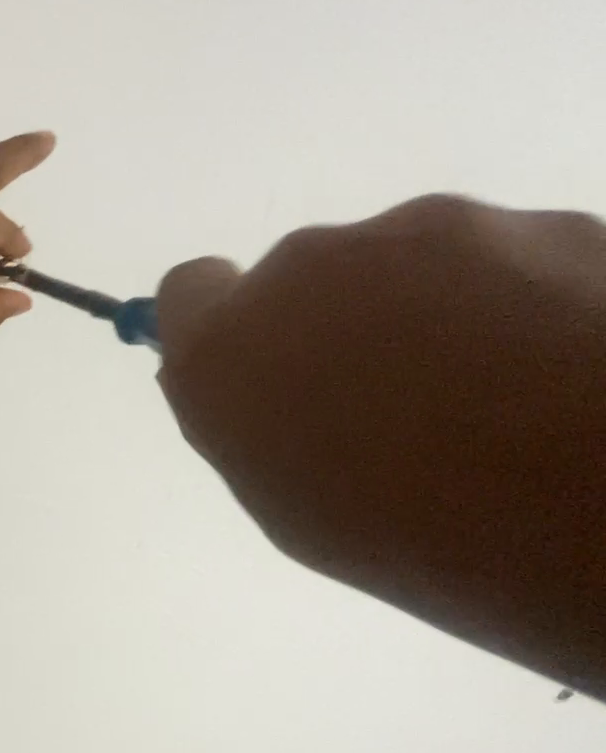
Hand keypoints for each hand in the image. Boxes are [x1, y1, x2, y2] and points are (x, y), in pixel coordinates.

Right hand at [156, 195, 605, 679]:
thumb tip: (261, 374)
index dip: (222, 322)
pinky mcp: (550, 221)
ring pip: (406, 258)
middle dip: (330, 319)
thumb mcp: (280, 489)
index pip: (189, 287)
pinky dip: (519, 298)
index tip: (263, 366)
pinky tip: (556, 366)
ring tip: (493, 386)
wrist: (605, 508)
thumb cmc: (407, 531)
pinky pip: (505, 256)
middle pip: (301, 274)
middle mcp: (308, 266)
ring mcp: (432, 232)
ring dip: (427, 304)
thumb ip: (247, 411)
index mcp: (225, 340)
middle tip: (390, 395)